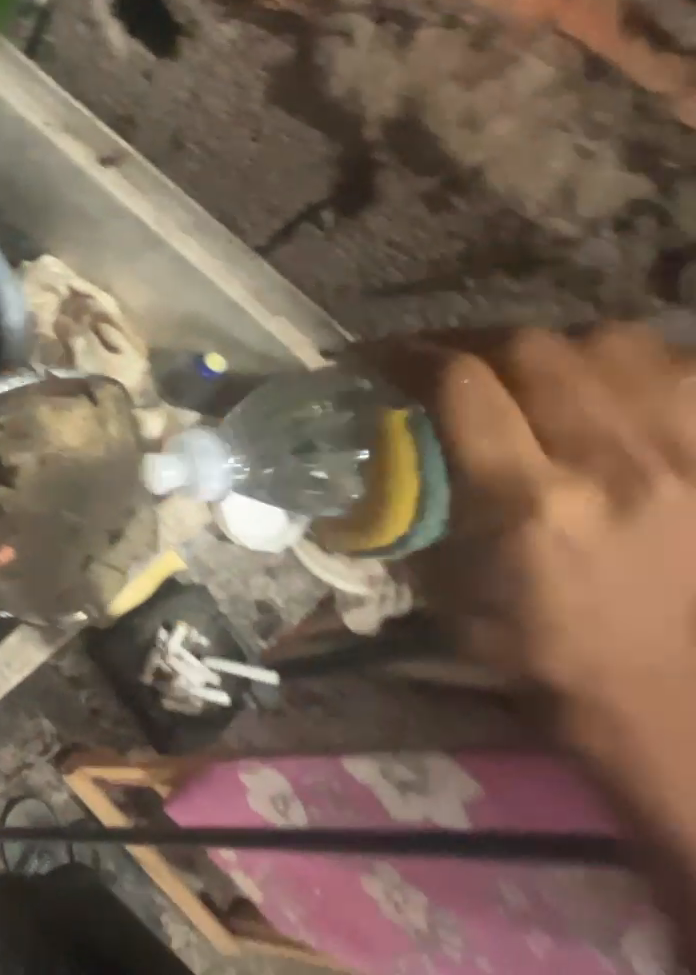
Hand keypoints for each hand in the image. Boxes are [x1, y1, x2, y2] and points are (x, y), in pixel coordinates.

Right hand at [377, 325, 695, 718]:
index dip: (408, 356)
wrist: (672, 694)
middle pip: (533, 347)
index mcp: (530, 501)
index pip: (462, 385)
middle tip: (443, 361)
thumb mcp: (449, 582)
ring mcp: (688, 455)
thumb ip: (423, 503)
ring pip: (613, 343)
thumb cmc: (536, 646)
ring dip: (553, 347)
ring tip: (527, 369)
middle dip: (471, 344)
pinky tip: (607, 387)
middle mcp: (613, 464)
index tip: (374, 360)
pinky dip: (632, 365)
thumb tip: (387, 443)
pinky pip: (682, 371)